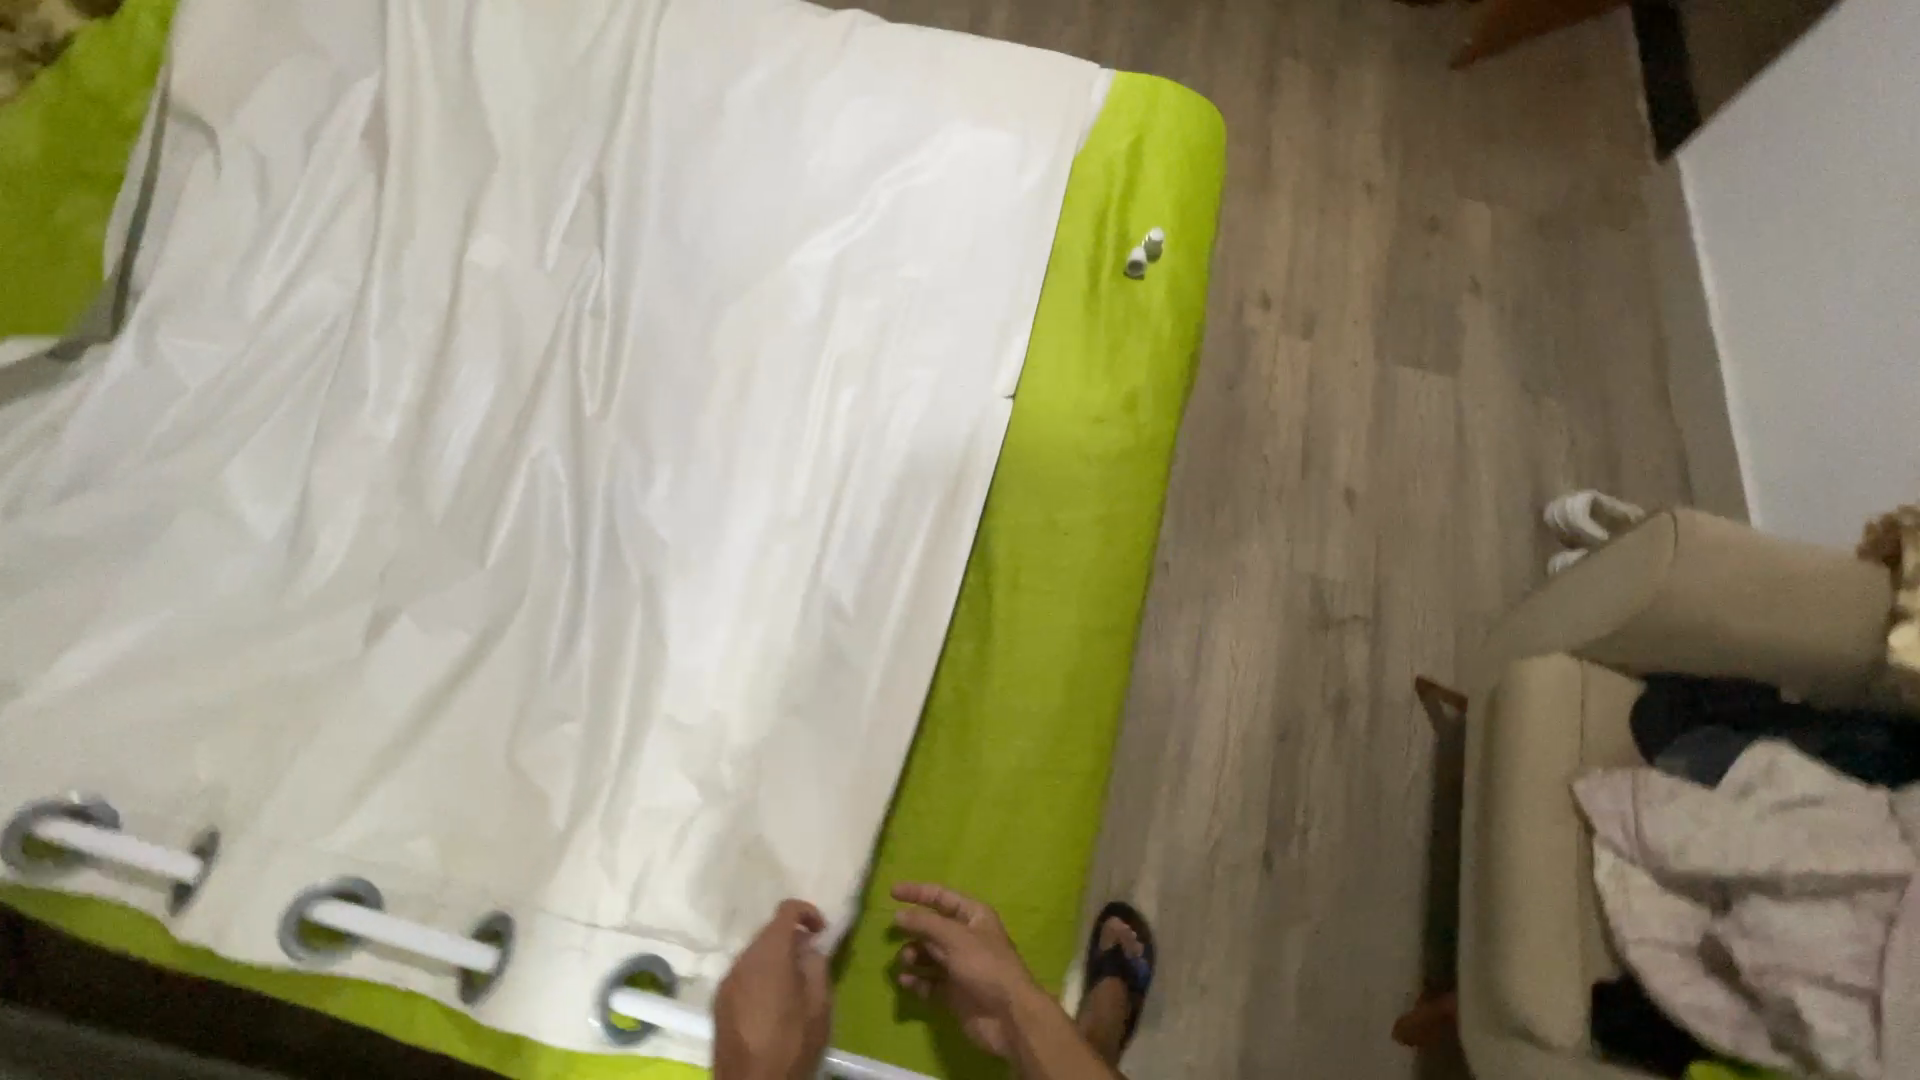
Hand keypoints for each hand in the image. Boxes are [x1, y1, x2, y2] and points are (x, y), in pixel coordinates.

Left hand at [713, 899, 832, 1079]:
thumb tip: (809, 949)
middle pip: (768, 932)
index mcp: (769, 955)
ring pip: (754, 954)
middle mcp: (742, 961)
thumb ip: (816, 966)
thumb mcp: (819, 1006)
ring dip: (774, 958)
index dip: (807, 912)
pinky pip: (743, 975)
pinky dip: (759, 976)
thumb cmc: (791, 1047)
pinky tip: (772, 1003)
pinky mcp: (718, 1003)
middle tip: (811, 960)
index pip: (786, 910)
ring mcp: (726, 982)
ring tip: (793, 984)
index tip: (822, 932)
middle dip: (791, 938)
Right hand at [890, 883, 1040, 1058]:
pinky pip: (928, 981)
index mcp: (973, 916)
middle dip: (913, 929)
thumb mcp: (956, 938)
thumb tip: (899, 915)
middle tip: (894, 934)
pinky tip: (906, 982)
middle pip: (931, 927)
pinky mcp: (952, 992)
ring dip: (913, 956)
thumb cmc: (985, 966)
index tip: (892, 892)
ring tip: (907, 962)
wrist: (1007, 1016)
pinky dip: (916, 980)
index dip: (917, 892)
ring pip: (927, 954)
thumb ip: (926, 924)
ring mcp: (959, 966)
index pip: (940, 897)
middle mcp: (965, 937)